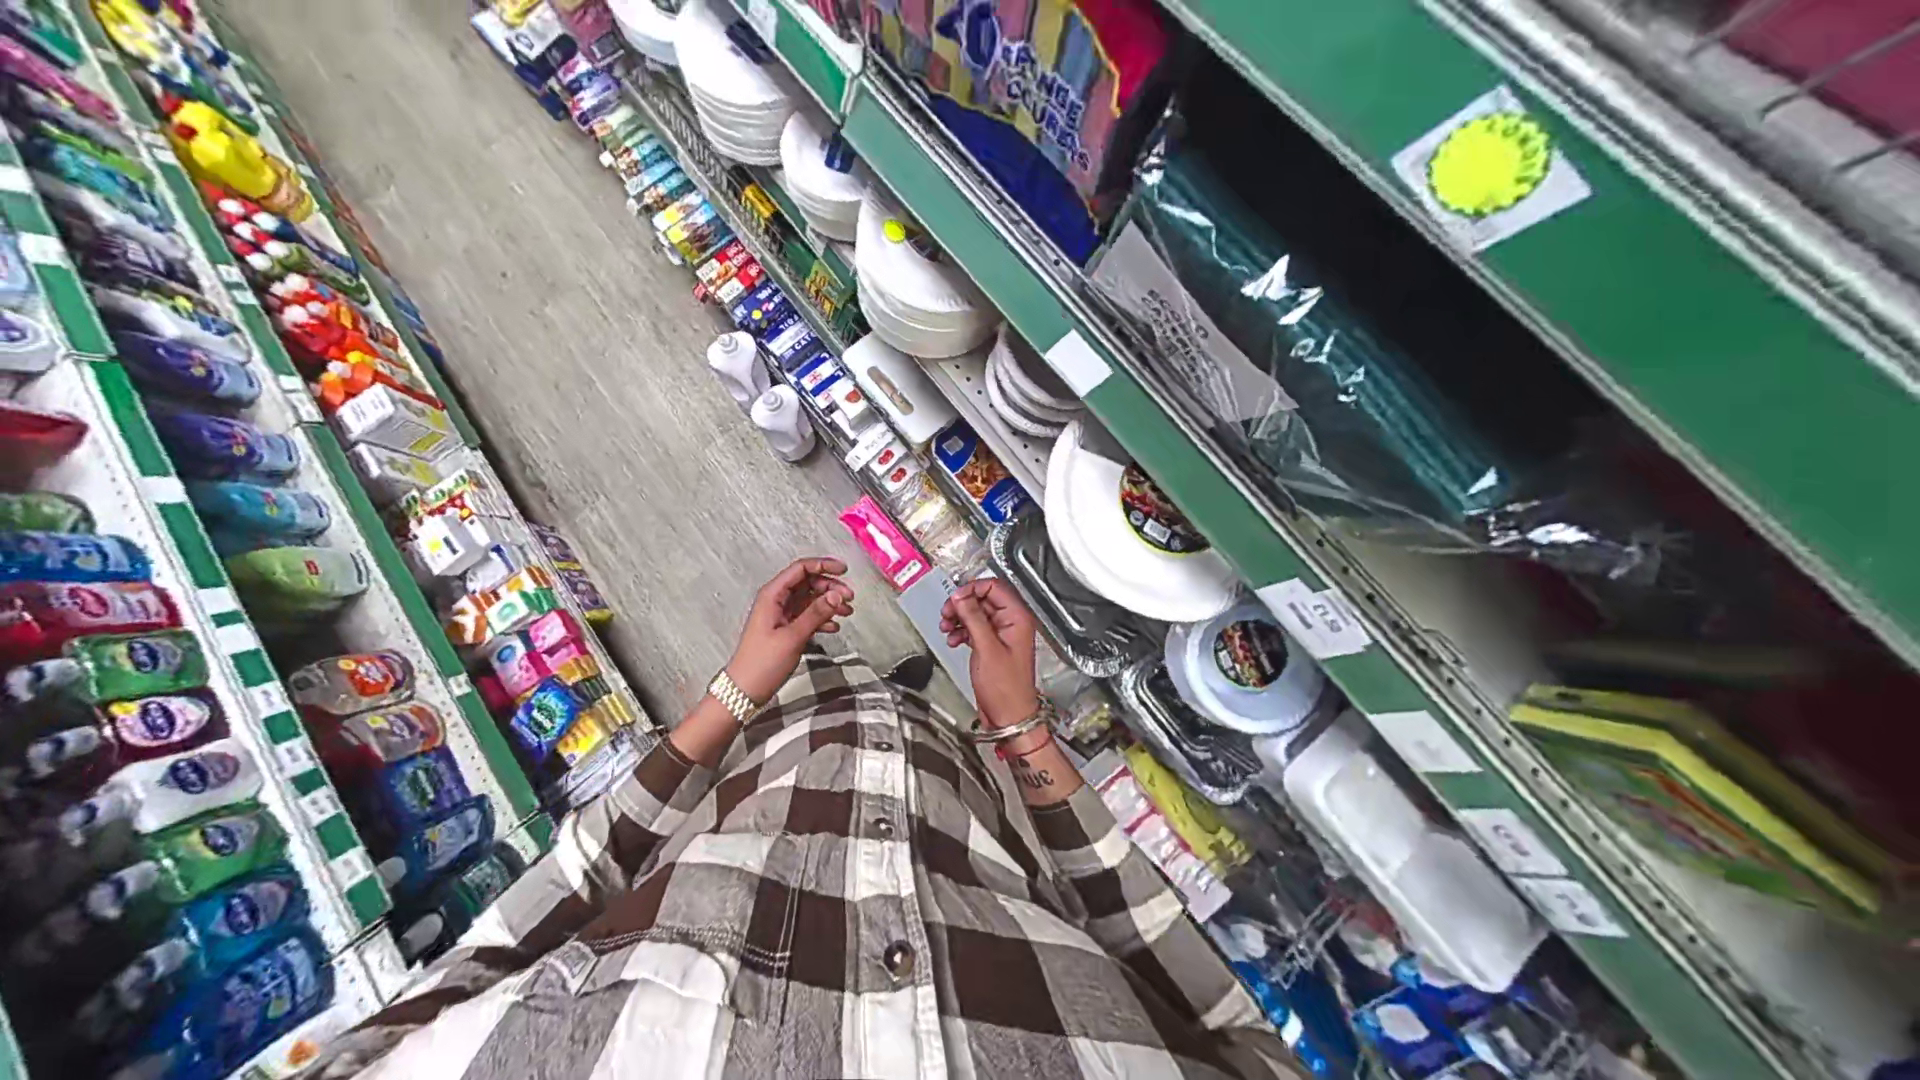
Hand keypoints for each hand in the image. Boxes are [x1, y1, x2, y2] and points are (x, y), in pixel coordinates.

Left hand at [726, 557, 854, 703]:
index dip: (823, 565)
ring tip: (847, 612)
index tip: (843, 570)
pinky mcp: (786, 628)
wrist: (745, 690)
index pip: (801, 569)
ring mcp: (781, 614)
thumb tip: (836, 594)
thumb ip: (816, 613)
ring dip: (829, 603)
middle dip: (830, 586)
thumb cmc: (762, 663)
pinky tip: (834, 627)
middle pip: (808, 582)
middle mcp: (776, 601)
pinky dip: (823, 618)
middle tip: (849, 597)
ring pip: (810, 599)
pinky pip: (808, 615)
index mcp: (772, 595)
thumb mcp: (793, 636)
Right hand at [940, 578, 1038, 729]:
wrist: (1009, 716)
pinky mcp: (992, 645)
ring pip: (976, 614)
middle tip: (947, 613)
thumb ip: (973, 618)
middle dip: (962, 605)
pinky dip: (961, 631)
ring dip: (959, 618)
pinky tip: (953, 639)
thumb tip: (961, 596)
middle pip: (983, 599)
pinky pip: (974, 628)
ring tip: (946, 628)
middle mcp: (1011, 623)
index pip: (995, 587)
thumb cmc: (1006, 689)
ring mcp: (1001, 634)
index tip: (955, 598)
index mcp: (1017, 618)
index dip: (972, 589)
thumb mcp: (986, 648)